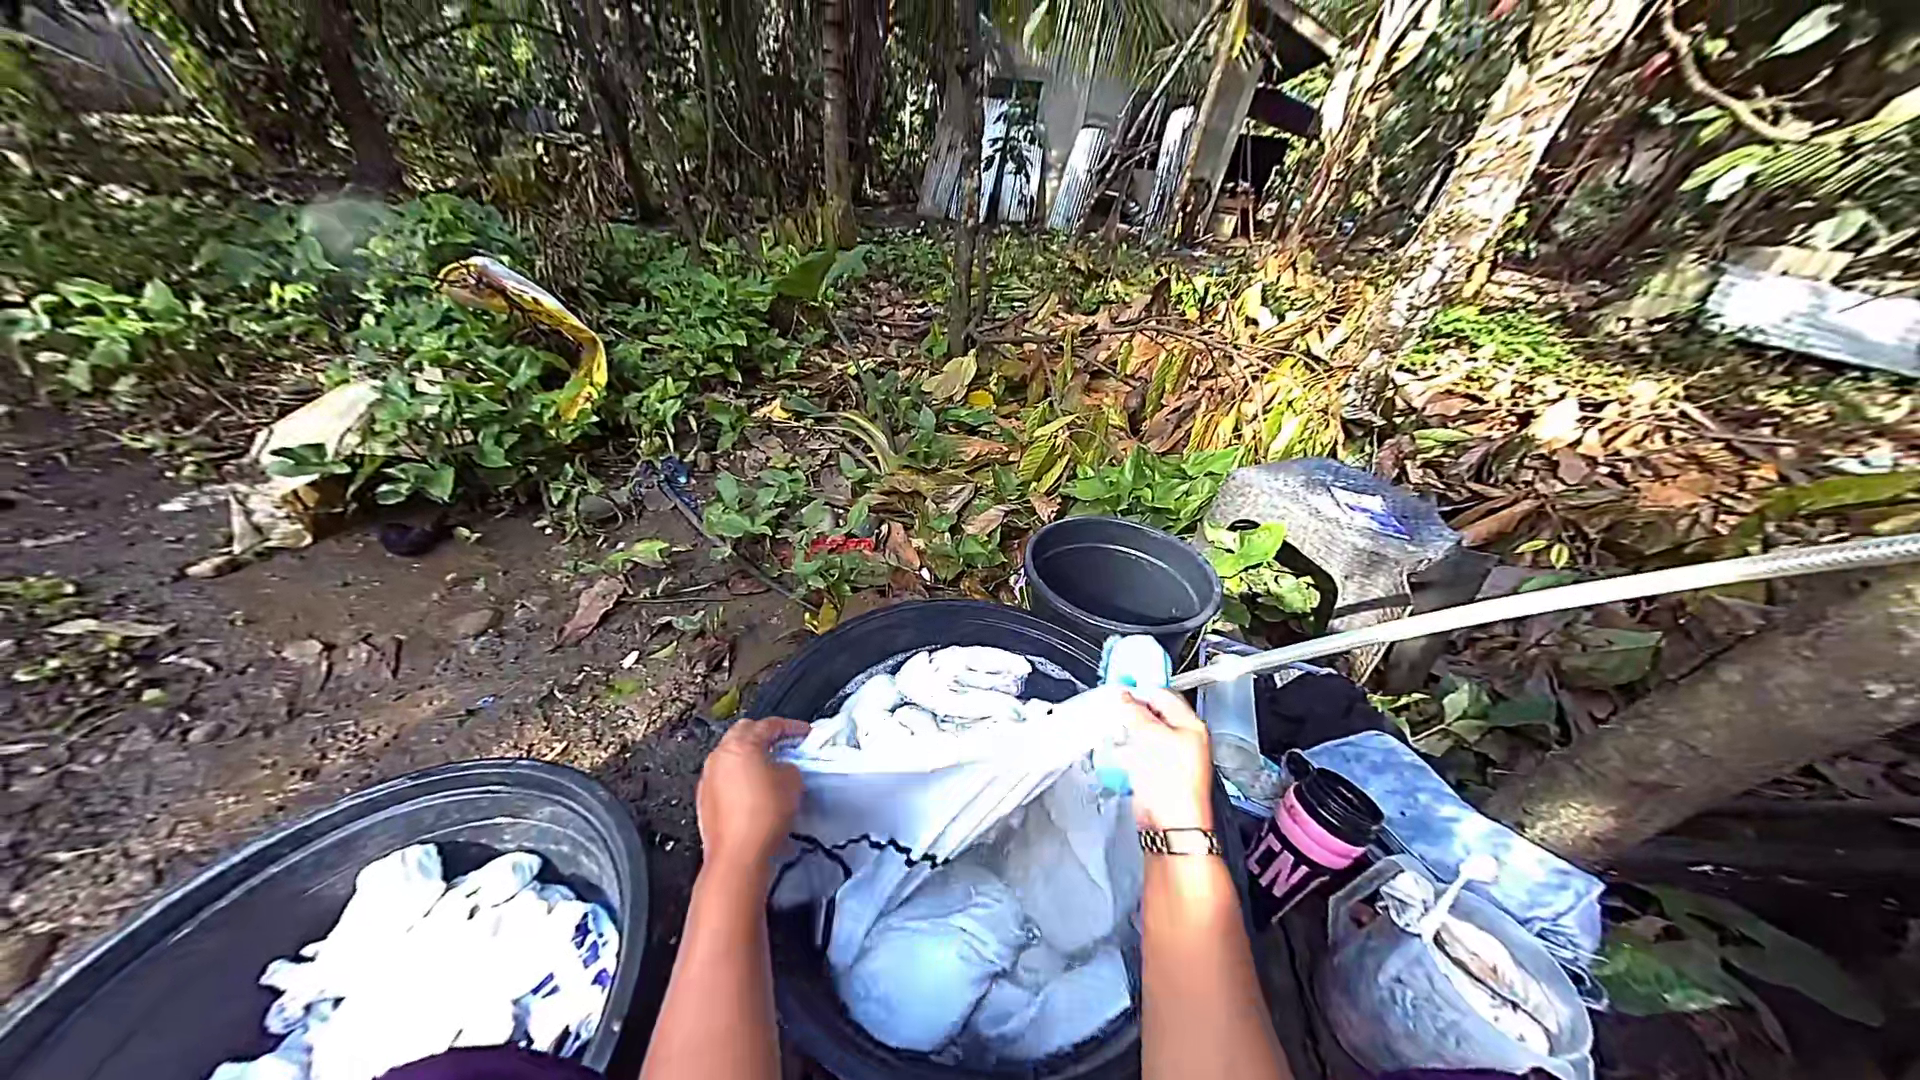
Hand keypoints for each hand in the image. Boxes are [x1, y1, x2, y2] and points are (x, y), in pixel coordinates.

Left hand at [696, 716, 809, 879]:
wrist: (738, 856)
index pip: (769, 724)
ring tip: (771, 766)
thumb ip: (790, 764)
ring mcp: (708, 777)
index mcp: (741, 744)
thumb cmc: (766, 814)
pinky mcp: (704, 799)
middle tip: (786, 744)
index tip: (805, 733)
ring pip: (731, 755)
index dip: (791, 727)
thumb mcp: (793, 781)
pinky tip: (754, 789)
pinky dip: (740, 775)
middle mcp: (720, 756)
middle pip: (744, 732)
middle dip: (766, 735)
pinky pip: (725, 776)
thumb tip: (783, 767)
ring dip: (751, 755)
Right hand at [1114, 688, 1213, 831]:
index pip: (1164, 695)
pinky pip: (1137, 750)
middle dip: (1132, 710)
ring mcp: (1168, 755)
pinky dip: (1125, 747)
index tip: (1122, 688)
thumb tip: (1125, 698)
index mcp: (1191, 726)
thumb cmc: (1173, 784)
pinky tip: (1117, 748)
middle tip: (1115, 706)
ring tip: (1113, 726)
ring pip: (1142, 731)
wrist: (1170, 824)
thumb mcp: (1153, 737)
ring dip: (1127, 728)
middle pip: (1153, 713)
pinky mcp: (1154, 770)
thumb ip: (1137, 714)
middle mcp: (1182, 739)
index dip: (1142, 690)